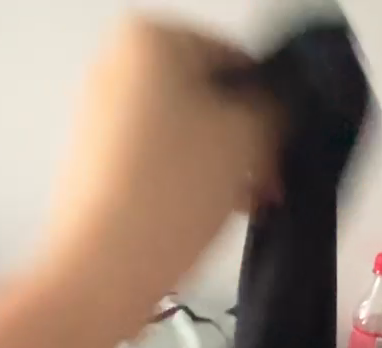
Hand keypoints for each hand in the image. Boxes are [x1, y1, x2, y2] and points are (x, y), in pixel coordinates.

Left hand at [35, 17, 275, 315]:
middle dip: (244, 147)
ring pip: (185, 140)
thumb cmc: (171, 196)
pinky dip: (186, 190)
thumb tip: (275, 112)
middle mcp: (116, 69)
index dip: (272, 110)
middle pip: (208, 103)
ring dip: (222, 173)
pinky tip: (204, 221)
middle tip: (268, 187)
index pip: (237, 62)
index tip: (285, 154)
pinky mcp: (96, 173)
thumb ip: (274, 111)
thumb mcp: (247, 139)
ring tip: (241, 210)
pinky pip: (158, 171)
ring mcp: (100, 122)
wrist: (103, 272)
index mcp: (151, 40)